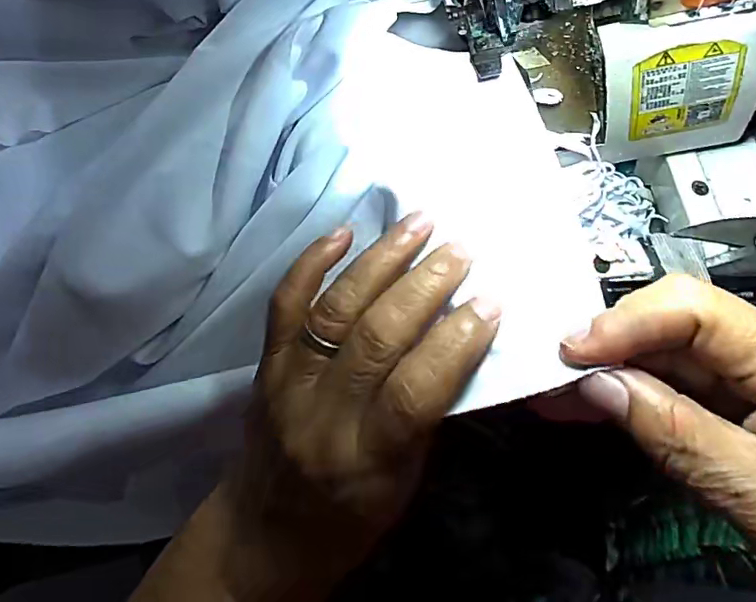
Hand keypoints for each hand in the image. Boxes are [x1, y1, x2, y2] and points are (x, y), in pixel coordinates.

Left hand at [145, 215, 499, 600]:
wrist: (265, 530)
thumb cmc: (350, 513)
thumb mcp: (403, 479)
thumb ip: (427, 409)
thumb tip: (462, 337)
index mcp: (368, 456)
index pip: (415, 390)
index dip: (455, 342)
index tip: (490, 302)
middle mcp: (324, 411)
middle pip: (375, 337)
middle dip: (423, 286)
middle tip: (459, 250)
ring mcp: (289, 378)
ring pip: (336, 308)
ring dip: (380, 260)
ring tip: (417, 225)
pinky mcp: (266, 357)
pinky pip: (286, 301)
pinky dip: (314, 261)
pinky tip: (345, 232)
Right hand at [559, 276, 755, 601]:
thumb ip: (681, 435)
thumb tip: (601, 385)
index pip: (692, 309)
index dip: (625, 321)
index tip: (574, 349)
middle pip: (669, 327)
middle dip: (608, 346)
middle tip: (553, 369)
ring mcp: (755, 386)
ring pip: (662, 359)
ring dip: (608, 374)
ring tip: (557, 389)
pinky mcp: (739, 414)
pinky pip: (670, 393)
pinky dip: (627, 400)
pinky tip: (589, 405)